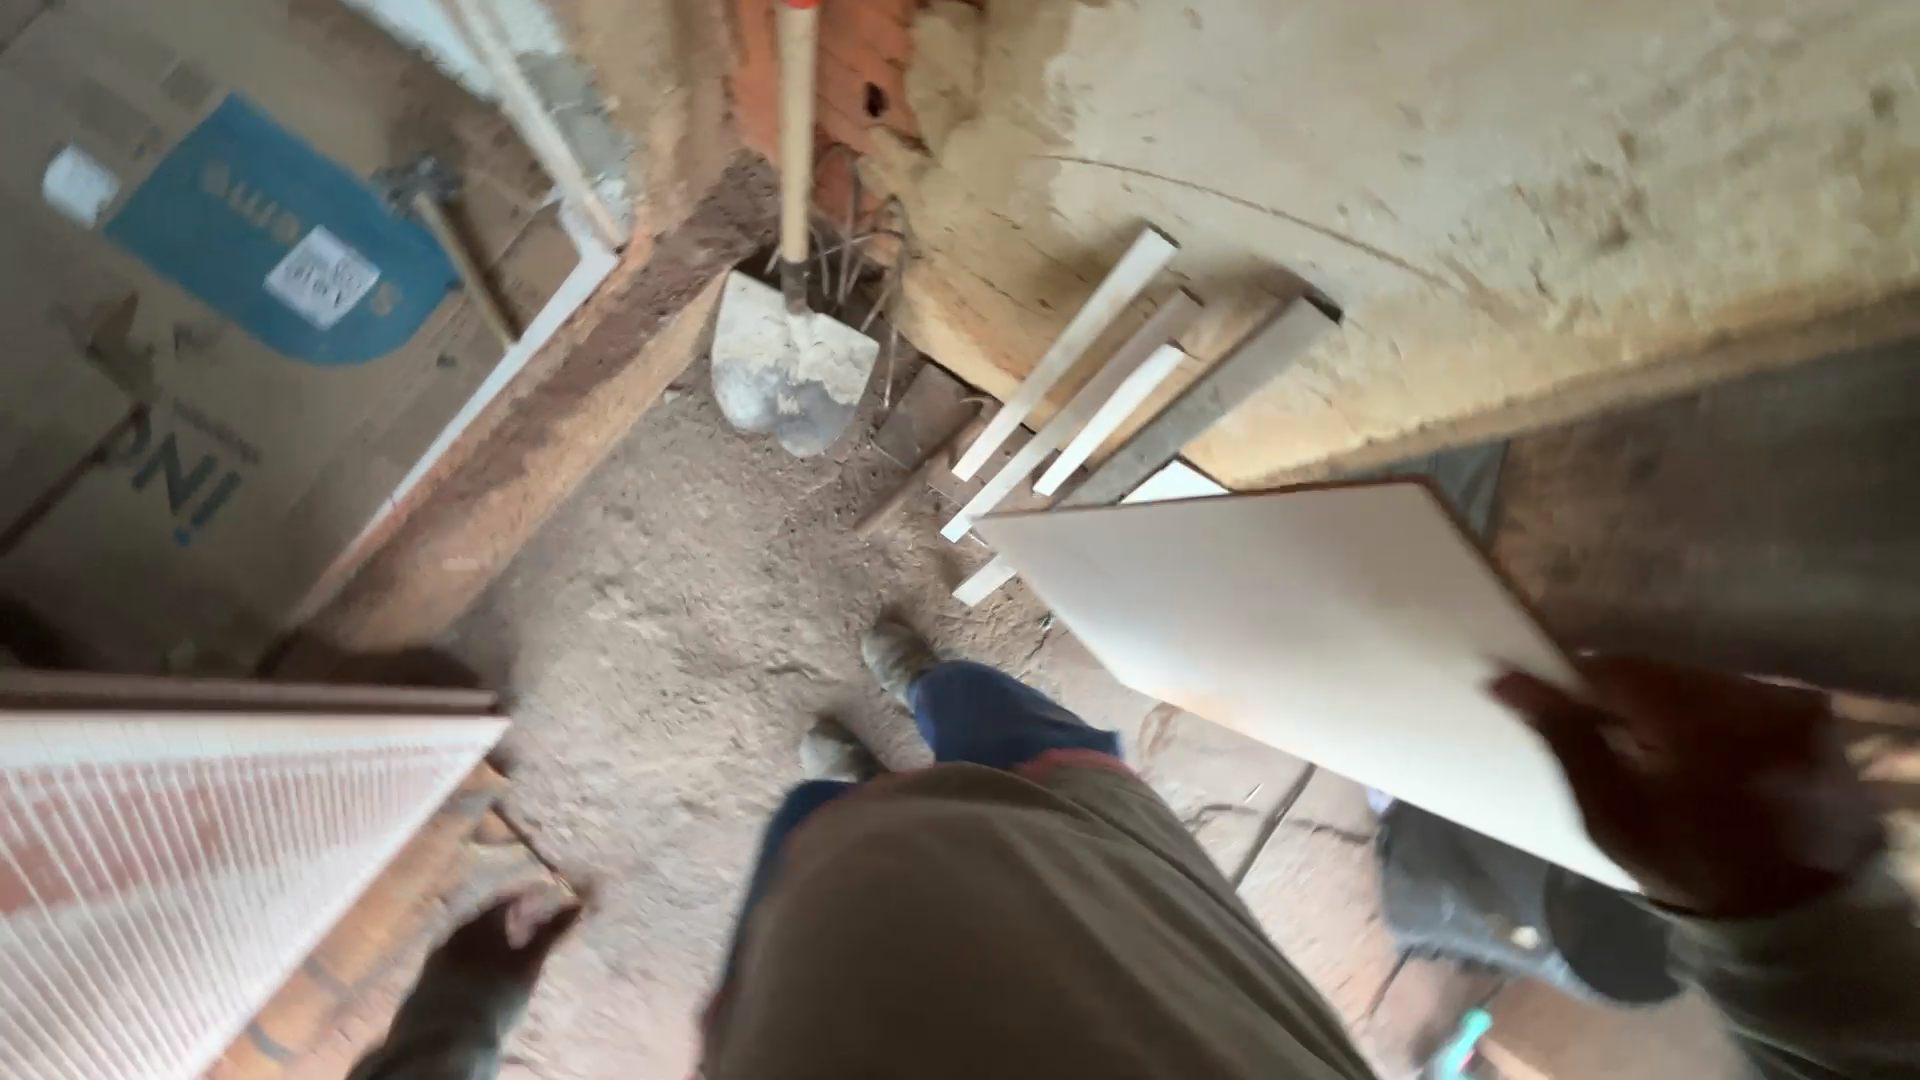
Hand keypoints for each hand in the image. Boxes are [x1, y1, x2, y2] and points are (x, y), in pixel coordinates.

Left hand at [436, 888, 587, 982]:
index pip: (509, 900)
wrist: (442, 1046)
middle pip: (486, 920)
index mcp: (480, 923)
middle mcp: (454, 936)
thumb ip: (553, 931)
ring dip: (489, 943)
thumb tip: (579, 904)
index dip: (531, 898)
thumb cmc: (495, 995)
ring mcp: (435, 963)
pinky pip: (454, 964)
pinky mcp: (424, 989)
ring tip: (508, 953)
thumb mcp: (530, 963)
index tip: (548, 901)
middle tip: (530, 925)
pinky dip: (473, 963)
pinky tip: (481, 977)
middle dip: (509, 920)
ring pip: (468, 943)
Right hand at [1490, 656, 1882, 918]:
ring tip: (1641, 741)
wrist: (1798, 914)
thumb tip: (1504, 679)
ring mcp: (1796, 711)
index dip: (1572, 683)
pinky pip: (1725, 690)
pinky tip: (1687, 745)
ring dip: (1654, 700)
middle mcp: (1764, 707)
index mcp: (1710, 732)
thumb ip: (1564, 737)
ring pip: (1688, 677)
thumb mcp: (1609, 812)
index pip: (1616, 672)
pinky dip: (1694, 709)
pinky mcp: (1812, 718)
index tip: (1549, 705)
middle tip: (1597, 732)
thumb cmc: (1685, 864)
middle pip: (1655, 672)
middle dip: (1616, 695)